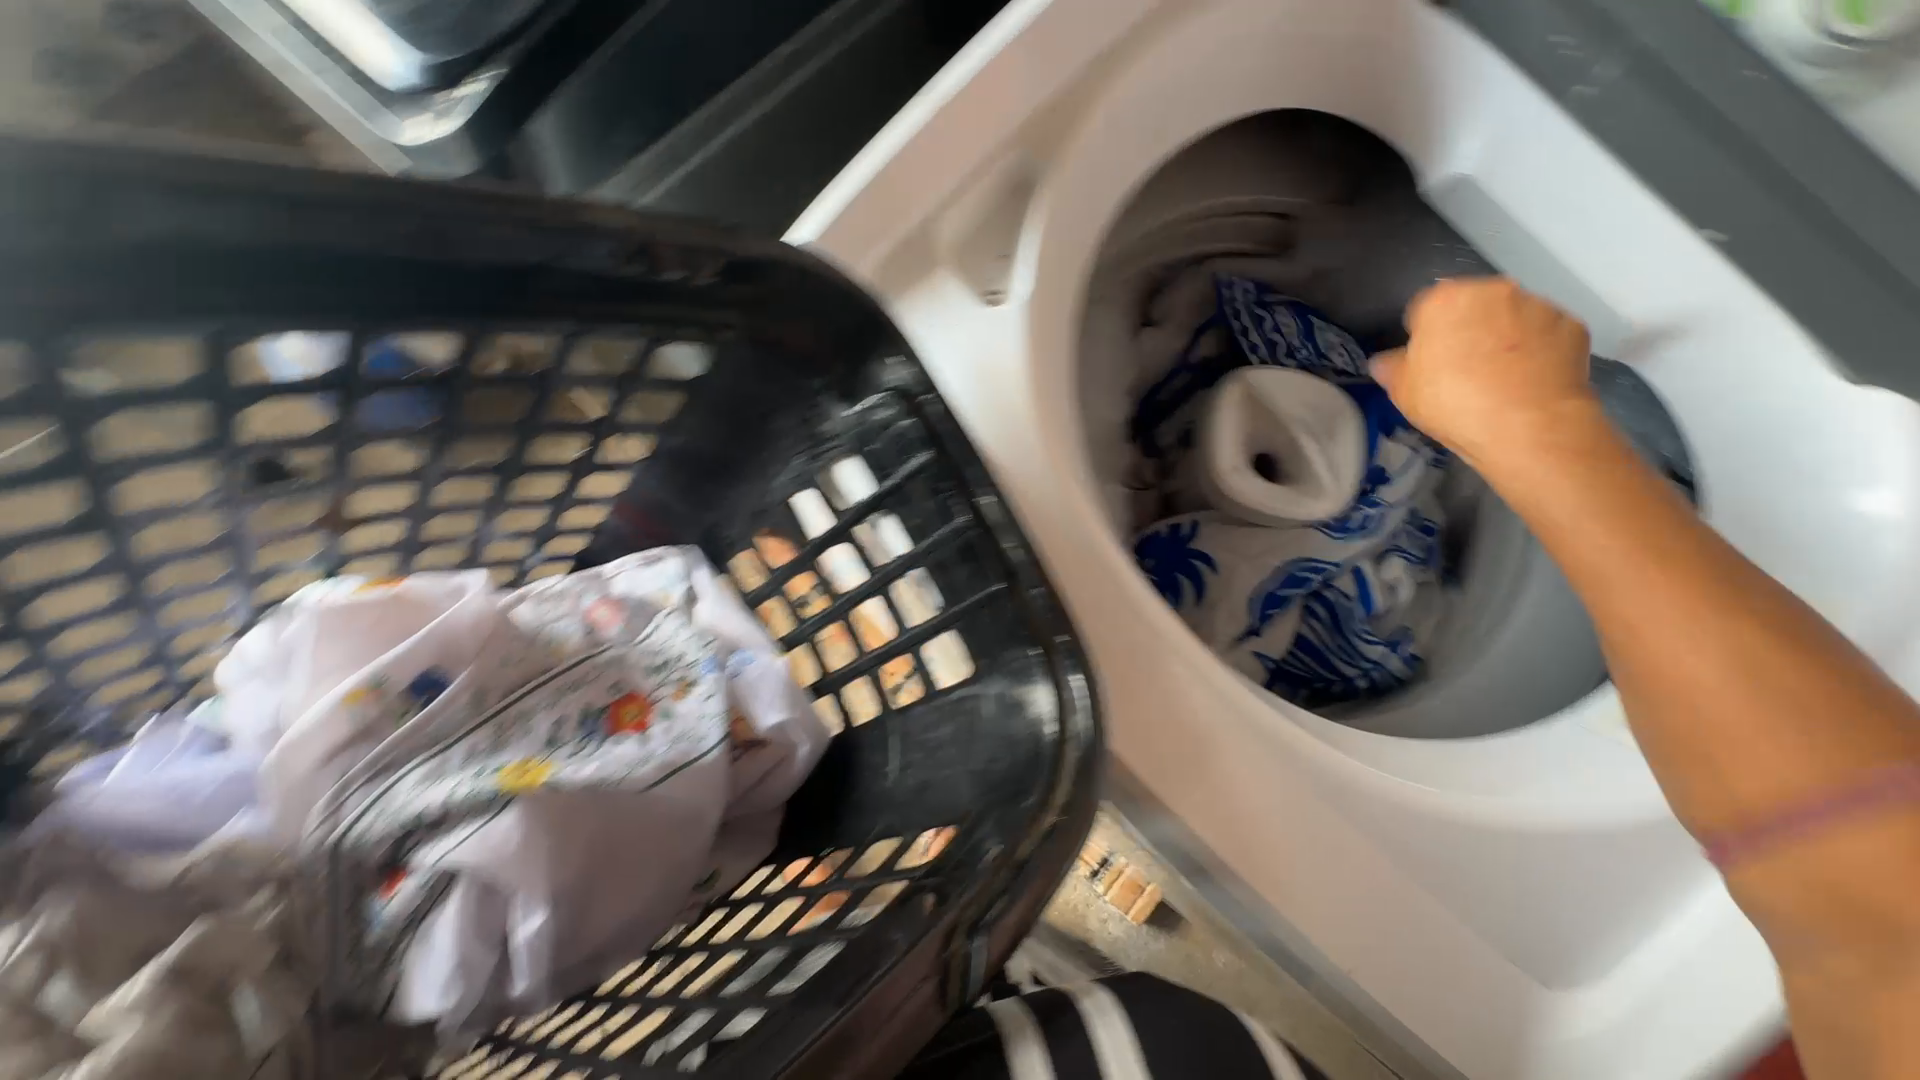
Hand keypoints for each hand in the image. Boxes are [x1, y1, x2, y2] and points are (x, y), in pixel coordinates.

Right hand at [1369, 277, 1598, 471]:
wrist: (1529, 425)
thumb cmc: (1453, 403)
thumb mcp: (1402, 391)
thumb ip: (1391, 367)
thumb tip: (1387, 361)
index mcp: (1444, 299)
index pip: (1424, 308)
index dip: (1423, 335)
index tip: (1427, 361)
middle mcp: (1493, 290)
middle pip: (1471, 305)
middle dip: (1466, 328)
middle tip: (1463, 368)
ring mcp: (1538, 305)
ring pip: (1511, 316)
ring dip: (1504, 336)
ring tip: (1502, 376)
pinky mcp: (1572, 325)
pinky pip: (1545, 333)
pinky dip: (1538, 349)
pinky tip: (1530, 379)